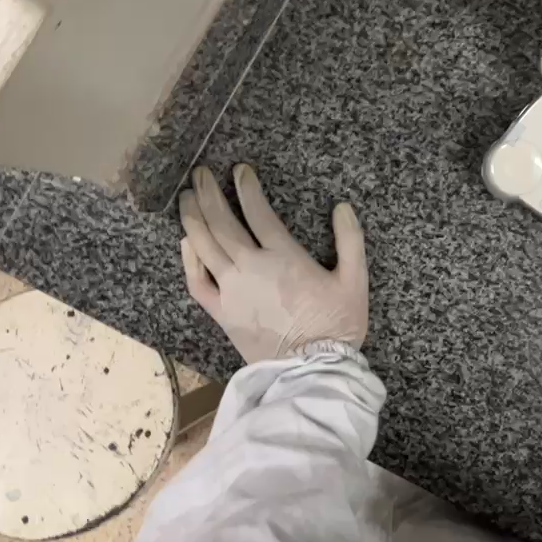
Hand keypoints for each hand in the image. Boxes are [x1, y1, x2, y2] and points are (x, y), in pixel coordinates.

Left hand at [178, 164, 367, 362]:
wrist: (313, 371)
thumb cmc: (337, 326)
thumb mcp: (355, 281)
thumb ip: (351, 241)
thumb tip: (342, 207)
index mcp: (284, 257)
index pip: (258, 212)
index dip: (247, 188)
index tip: (240, 170)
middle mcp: (251, 268)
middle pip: (222, 223)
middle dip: (209, 194)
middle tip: (200, 174)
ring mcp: (232, 291)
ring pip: (204, 246)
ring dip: (193, 217)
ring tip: (186, 198)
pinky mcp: (222, 313)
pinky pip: (197, 281)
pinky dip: (189, 259)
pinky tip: (187, 242)